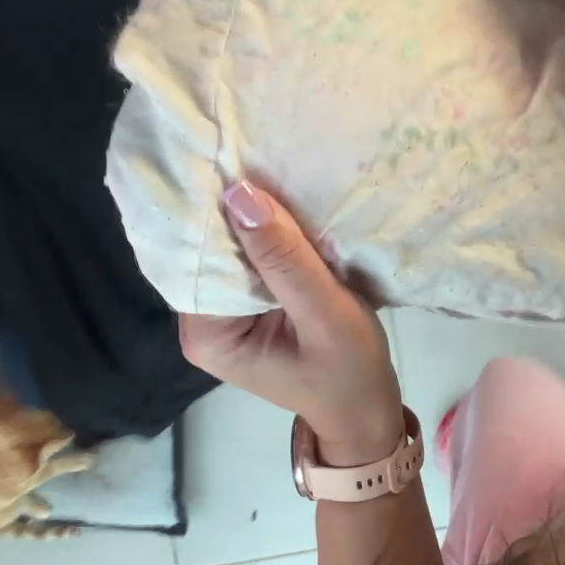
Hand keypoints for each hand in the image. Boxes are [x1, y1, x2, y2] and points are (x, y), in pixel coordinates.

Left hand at [179, 182, 404, 466]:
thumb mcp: (326, 316)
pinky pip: (253, 263)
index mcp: (207, 335)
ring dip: (255, 221)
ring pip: (233, 253)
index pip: (197, 258)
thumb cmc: (350, 374)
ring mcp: (226, 316)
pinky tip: (284, 206)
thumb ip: (286, 260)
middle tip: (253, 151)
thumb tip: (240, 193)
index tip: (231, 160)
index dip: (213, 212)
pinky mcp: (250, 308)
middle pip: (210, 253)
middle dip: (234, 211)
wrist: (368, 413)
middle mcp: (204, 324)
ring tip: (268, 166)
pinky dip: (271, 239)